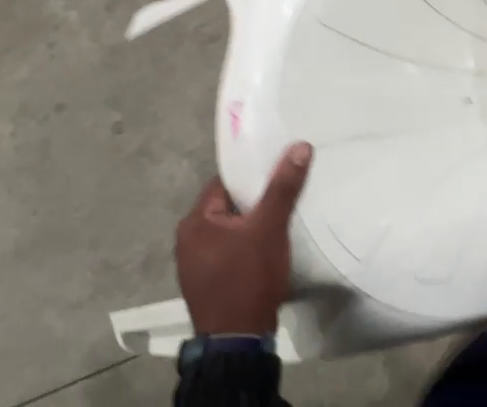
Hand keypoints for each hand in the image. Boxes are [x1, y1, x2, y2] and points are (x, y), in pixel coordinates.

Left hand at [175, 142, 312, 334]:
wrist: (239, 339)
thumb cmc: (248, 277)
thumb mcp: (270, 227)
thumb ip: (283, 187)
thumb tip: (300, 147)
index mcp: (195, 221)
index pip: (224, 183)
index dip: (252, 175)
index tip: (278, 170)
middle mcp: (187, 240)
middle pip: (228, 206)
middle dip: (255, 200)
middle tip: (284, 193)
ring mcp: (194, 265)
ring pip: (229, 230)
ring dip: (251, 225)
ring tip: (280, 218)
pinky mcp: (207, 283)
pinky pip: (228, 251)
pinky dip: (246, 245)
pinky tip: (267, 248)